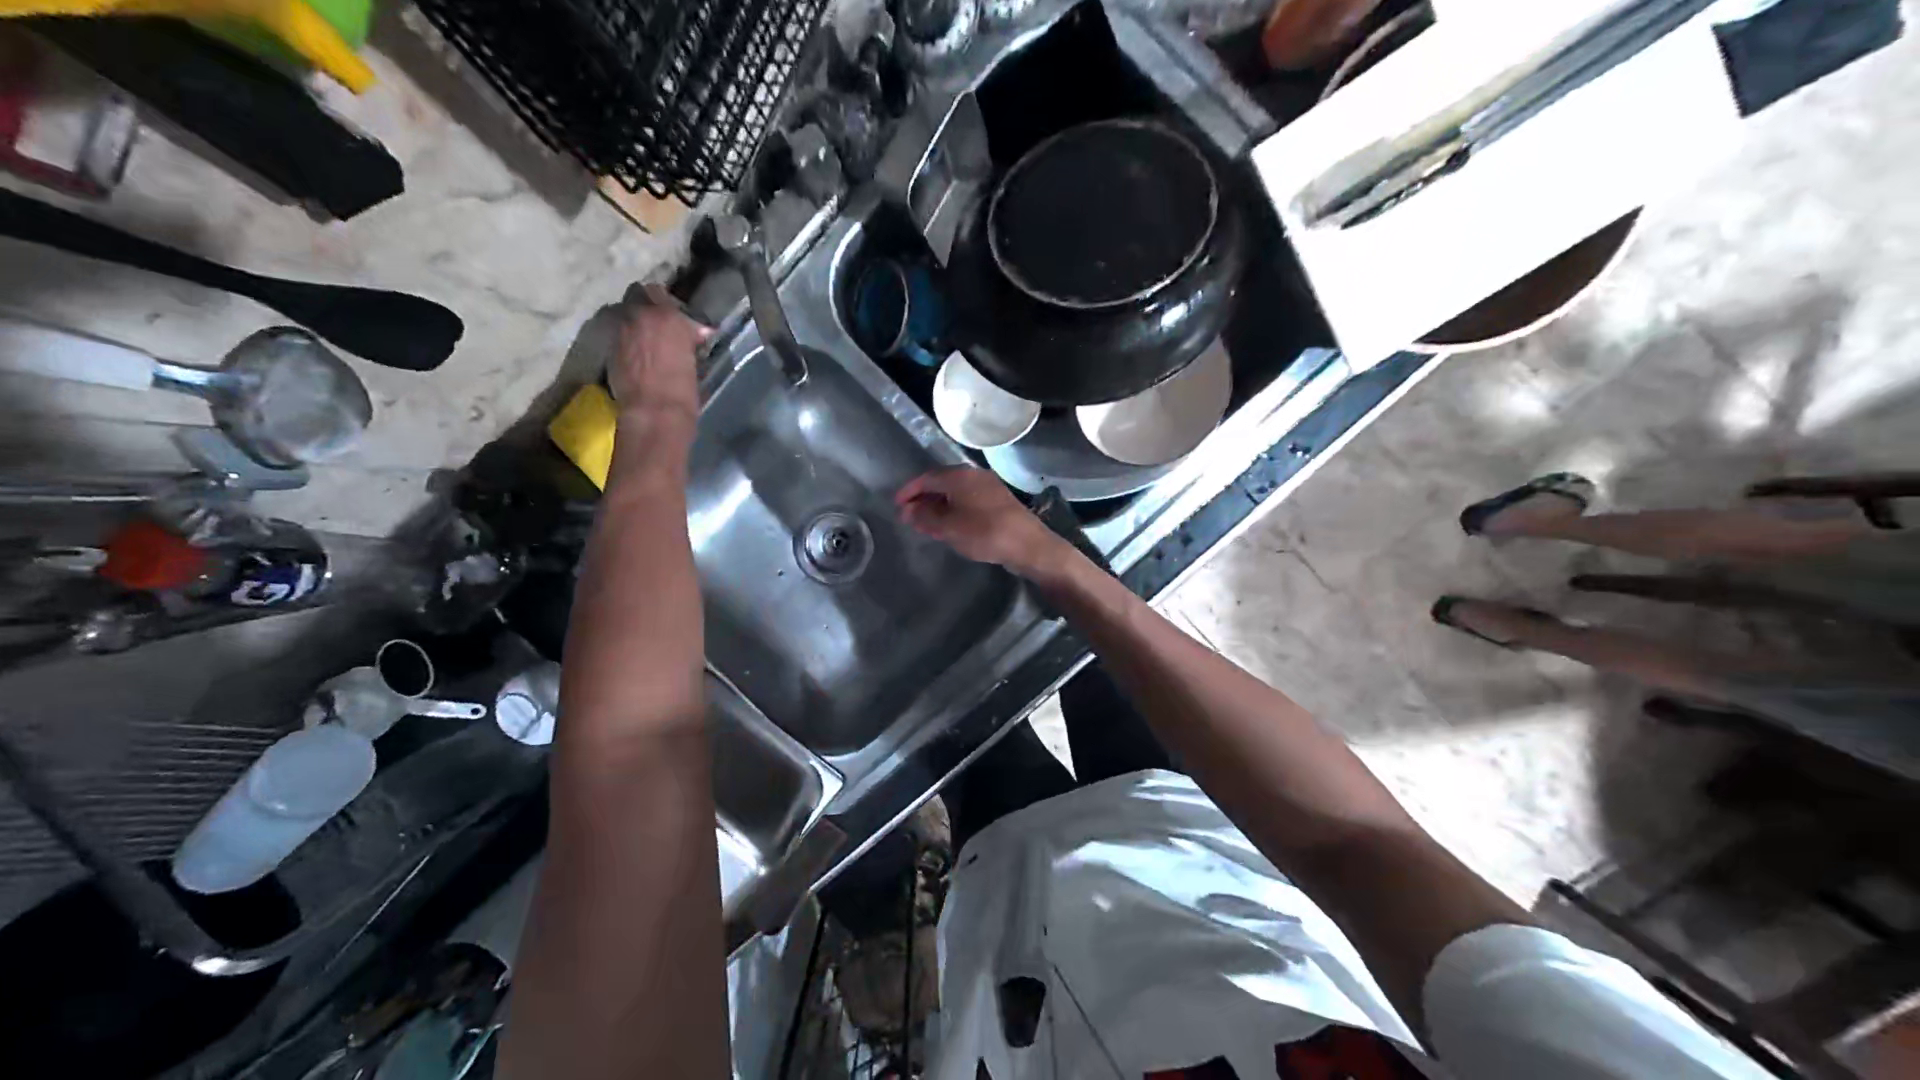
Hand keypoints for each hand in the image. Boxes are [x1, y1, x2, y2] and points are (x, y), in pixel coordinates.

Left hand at [609, 285, 710, 428]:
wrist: (655, 413)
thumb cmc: (684, 389)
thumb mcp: (694, 358)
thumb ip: (690, 338)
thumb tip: (697, 332)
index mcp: (667, 316)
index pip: (660, 292)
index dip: (668, 303)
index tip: (679, 319)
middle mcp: (639, 316)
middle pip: (638, 296)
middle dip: (648, 306)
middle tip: (660, 325)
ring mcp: (620, 331)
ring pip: (626, 315)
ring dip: (637, 323)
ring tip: (648, 341)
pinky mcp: (609, 349)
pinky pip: (619, 335)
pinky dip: (628, 341)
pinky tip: (638, 357)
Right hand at [896, 467, 1068, 577]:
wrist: (1028, 546)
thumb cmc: (984, 533)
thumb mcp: (948, 527)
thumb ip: (925, 517)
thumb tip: (907, 510)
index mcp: (960, 476)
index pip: (927, 477)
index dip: (909, 491)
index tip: (897, 505)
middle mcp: (974, 476)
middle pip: (942, 483)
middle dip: (923, 498)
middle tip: (909, 516)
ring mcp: (988, 488)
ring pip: (955, 493)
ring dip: (938, 506)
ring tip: (925, 523)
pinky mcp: (998, 502)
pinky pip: (968, 501)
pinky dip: (954, 510)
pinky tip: (949, 526)